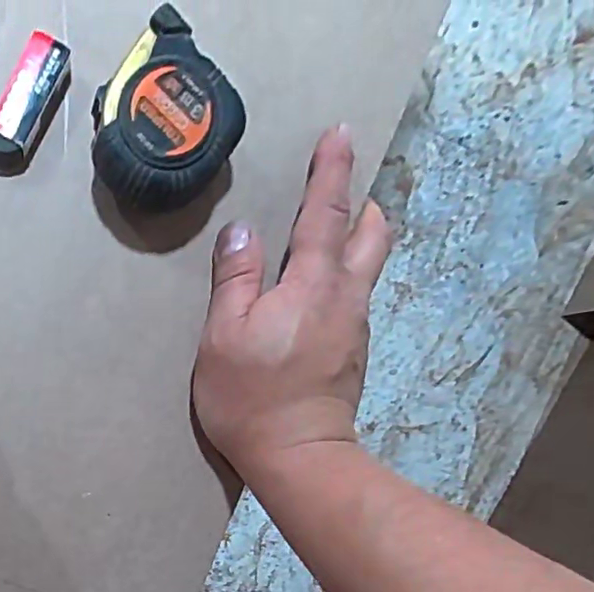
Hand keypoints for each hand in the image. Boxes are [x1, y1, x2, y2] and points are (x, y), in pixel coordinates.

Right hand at [192, 125, 392, 474]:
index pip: (325, 213)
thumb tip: (243, 232)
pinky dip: (341, 281)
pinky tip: (314, 301)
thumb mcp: (223, 336)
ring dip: (355, 242)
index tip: (339, 135)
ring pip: (367, 267)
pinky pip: (353, 300)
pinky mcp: (351, 354)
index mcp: (312, 284)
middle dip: (360, 206)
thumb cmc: (249, 396)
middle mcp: (345, 297)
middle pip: (370, 234)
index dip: (330, 172)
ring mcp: (354, 327)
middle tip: (342, 196)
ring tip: (328, 243)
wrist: (295, 454)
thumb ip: (235, 280)